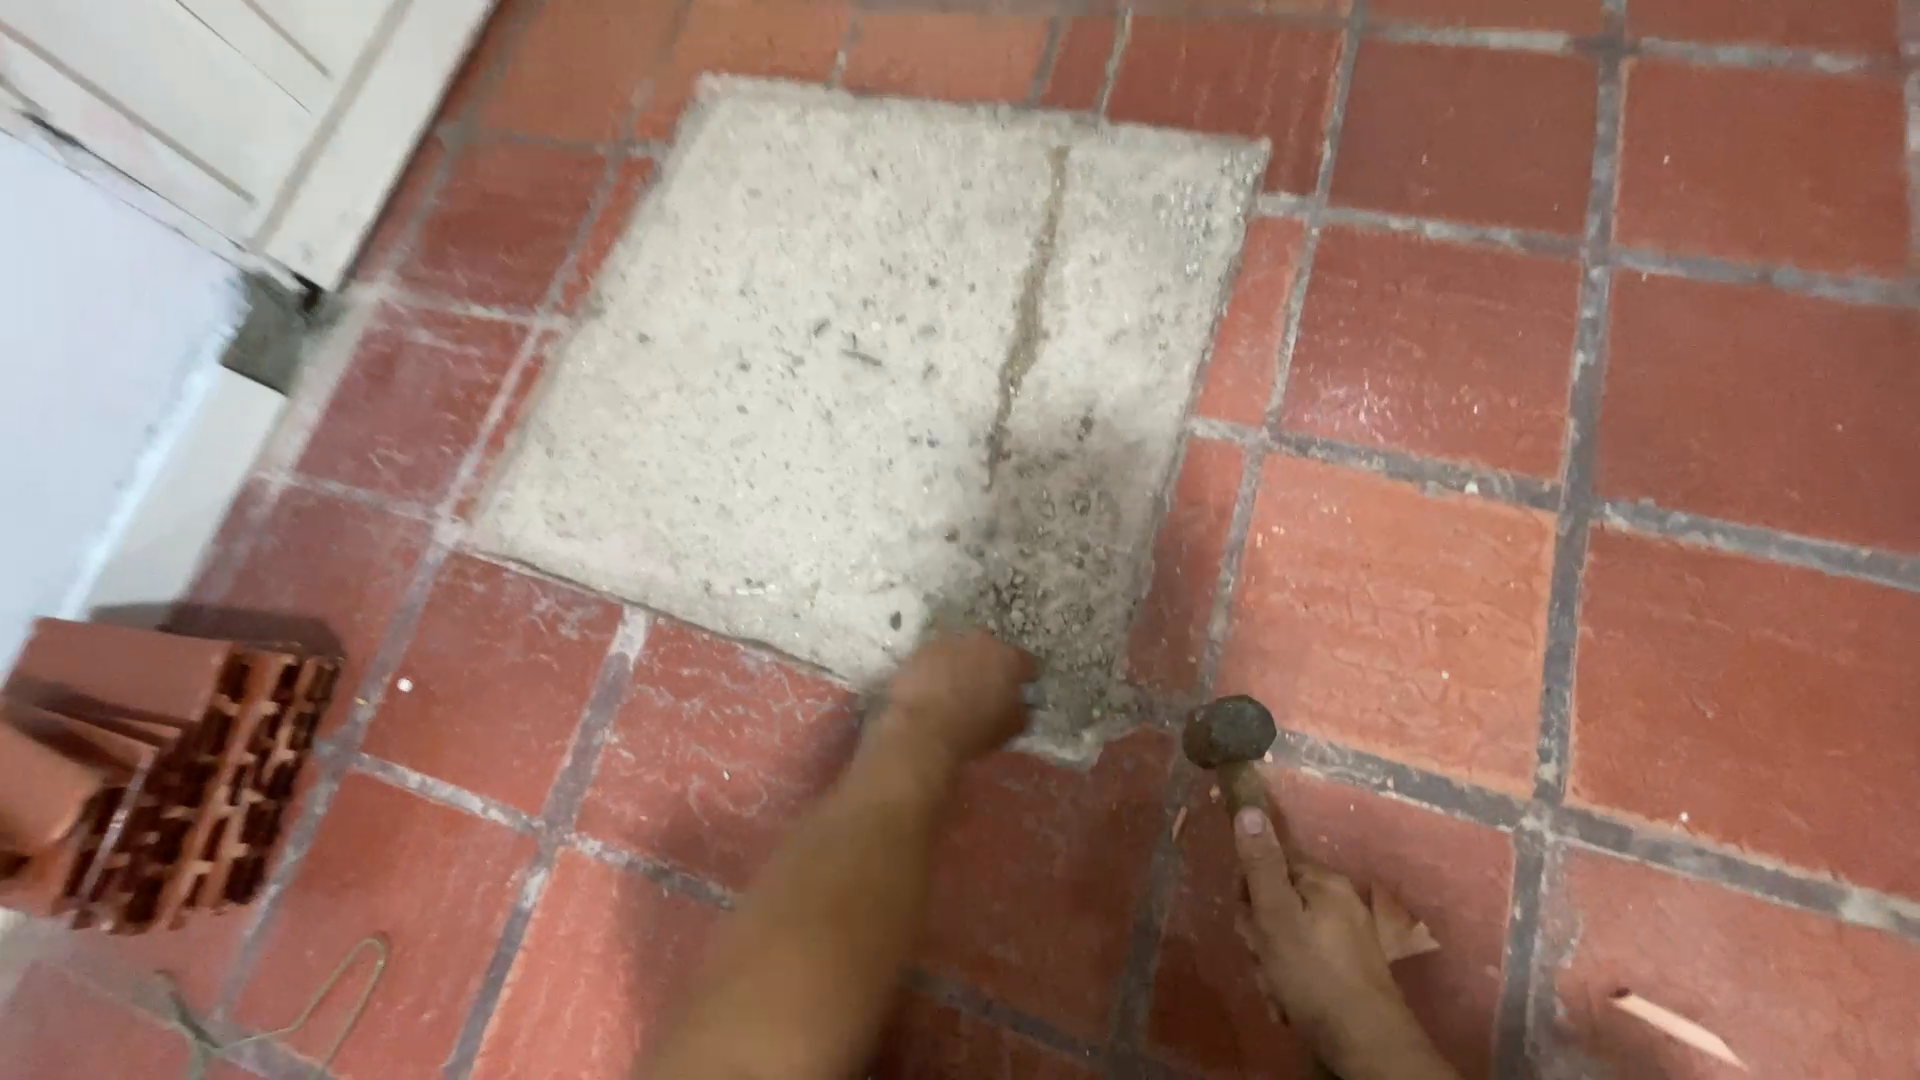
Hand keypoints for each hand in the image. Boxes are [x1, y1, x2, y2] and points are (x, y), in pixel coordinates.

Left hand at [874, 629, 1034, 768]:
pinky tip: (931, 688)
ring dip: (961, 663)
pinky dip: (936, 668)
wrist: (923, 730)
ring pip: (961, 649)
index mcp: (1009, 659)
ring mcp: (949, 642)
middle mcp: (981, 642)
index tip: (1018, 689)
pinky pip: (935, 656)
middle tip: (983, 686)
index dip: (1023, 676)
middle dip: (990, 664)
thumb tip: (1021, 705)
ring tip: (953, 688)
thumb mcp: (1010, 729)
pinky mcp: (922, 649)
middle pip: (991, 648)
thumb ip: (1021, 711)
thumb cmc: (973, 732)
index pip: (1026, 662)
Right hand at [1232, 807, 1457, 1079]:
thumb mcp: (1276, 916)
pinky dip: (1291, 980)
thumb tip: (1249, 809)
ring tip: (1276, 989)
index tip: (1248, 920)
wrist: (1370, 1051)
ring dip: (1271, 962)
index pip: (1270, 863)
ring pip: (1287, 935)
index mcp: (1324, 883)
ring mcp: (1347, 938)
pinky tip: (1288, 1003)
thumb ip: (1260, 865)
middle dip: (1260, 933)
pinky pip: (1305, 961)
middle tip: (1263, 958)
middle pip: (1277, 901)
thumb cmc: (1315, 977)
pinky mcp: (1349, 970)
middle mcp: (1339, 902)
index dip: (1249, 891)